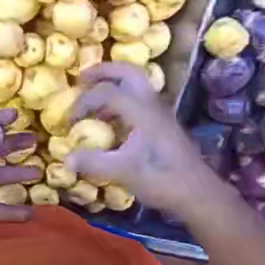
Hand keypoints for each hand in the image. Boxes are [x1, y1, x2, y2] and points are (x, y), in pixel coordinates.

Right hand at [64, 63, 222, 220]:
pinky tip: (111, 120)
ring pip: (136, 84)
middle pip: (128, 73)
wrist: (197, 193)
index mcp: (141, 111)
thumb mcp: (122, 173)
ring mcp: (160, 113)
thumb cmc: (161, 179)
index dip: (83, 102)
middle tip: (81, 79)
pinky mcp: (163, 124)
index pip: (106, 92)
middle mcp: (152, 105)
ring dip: (113, 84)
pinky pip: (139, 100)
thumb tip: (67, 159)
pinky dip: (121, 100)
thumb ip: (93, 163)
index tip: (69, 122)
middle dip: (103, 72)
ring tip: (93, 98)